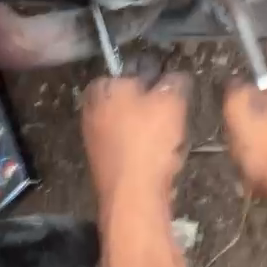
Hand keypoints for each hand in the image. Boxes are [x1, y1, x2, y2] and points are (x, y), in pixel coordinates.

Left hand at [81, 73, 191, 216]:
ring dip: (153, 128)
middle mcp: (91, 109)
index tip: (173, 89)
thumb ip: (176, 80)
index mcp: (103, 87)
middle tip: (175, 114)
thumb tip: (175, 77)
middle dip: (155, 105)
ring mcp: (94, 137)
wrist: (133, 196)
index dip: (157, 77)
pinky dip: (145, 148)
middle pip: (134, 98)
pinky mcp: (103, 161)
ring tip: (171, 140)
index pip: (134, 69)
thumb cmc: (150, 140)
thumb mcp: (173, 99)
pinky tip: (161, 158)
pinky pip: (130, 145)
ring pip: (134, 123)